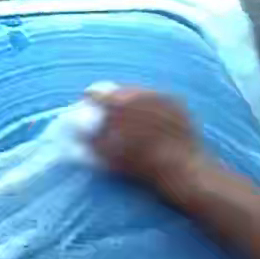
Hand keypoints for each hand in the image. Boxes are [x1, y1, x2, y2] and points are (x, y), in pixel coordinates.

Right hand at [88, 86, 206, 190]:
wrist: (182, 168)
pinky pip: (157, 99)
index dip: (89, 100)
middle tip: (110, 114)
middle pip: (118, 90)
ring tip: (132, 118)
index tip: (87, 107)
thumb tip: (77, 129)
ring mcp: (160, 95)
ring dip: (133, 102)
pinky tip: (152, 121)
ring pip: (139, 93)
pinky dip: (152, 107)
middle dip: (112, 100)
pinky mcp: (177, 102)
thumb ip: (89, 138)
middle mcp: (138, 92)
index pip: (95, 92)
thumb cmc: (140, 163)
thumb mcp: (107, 153)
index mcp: (118, 102)